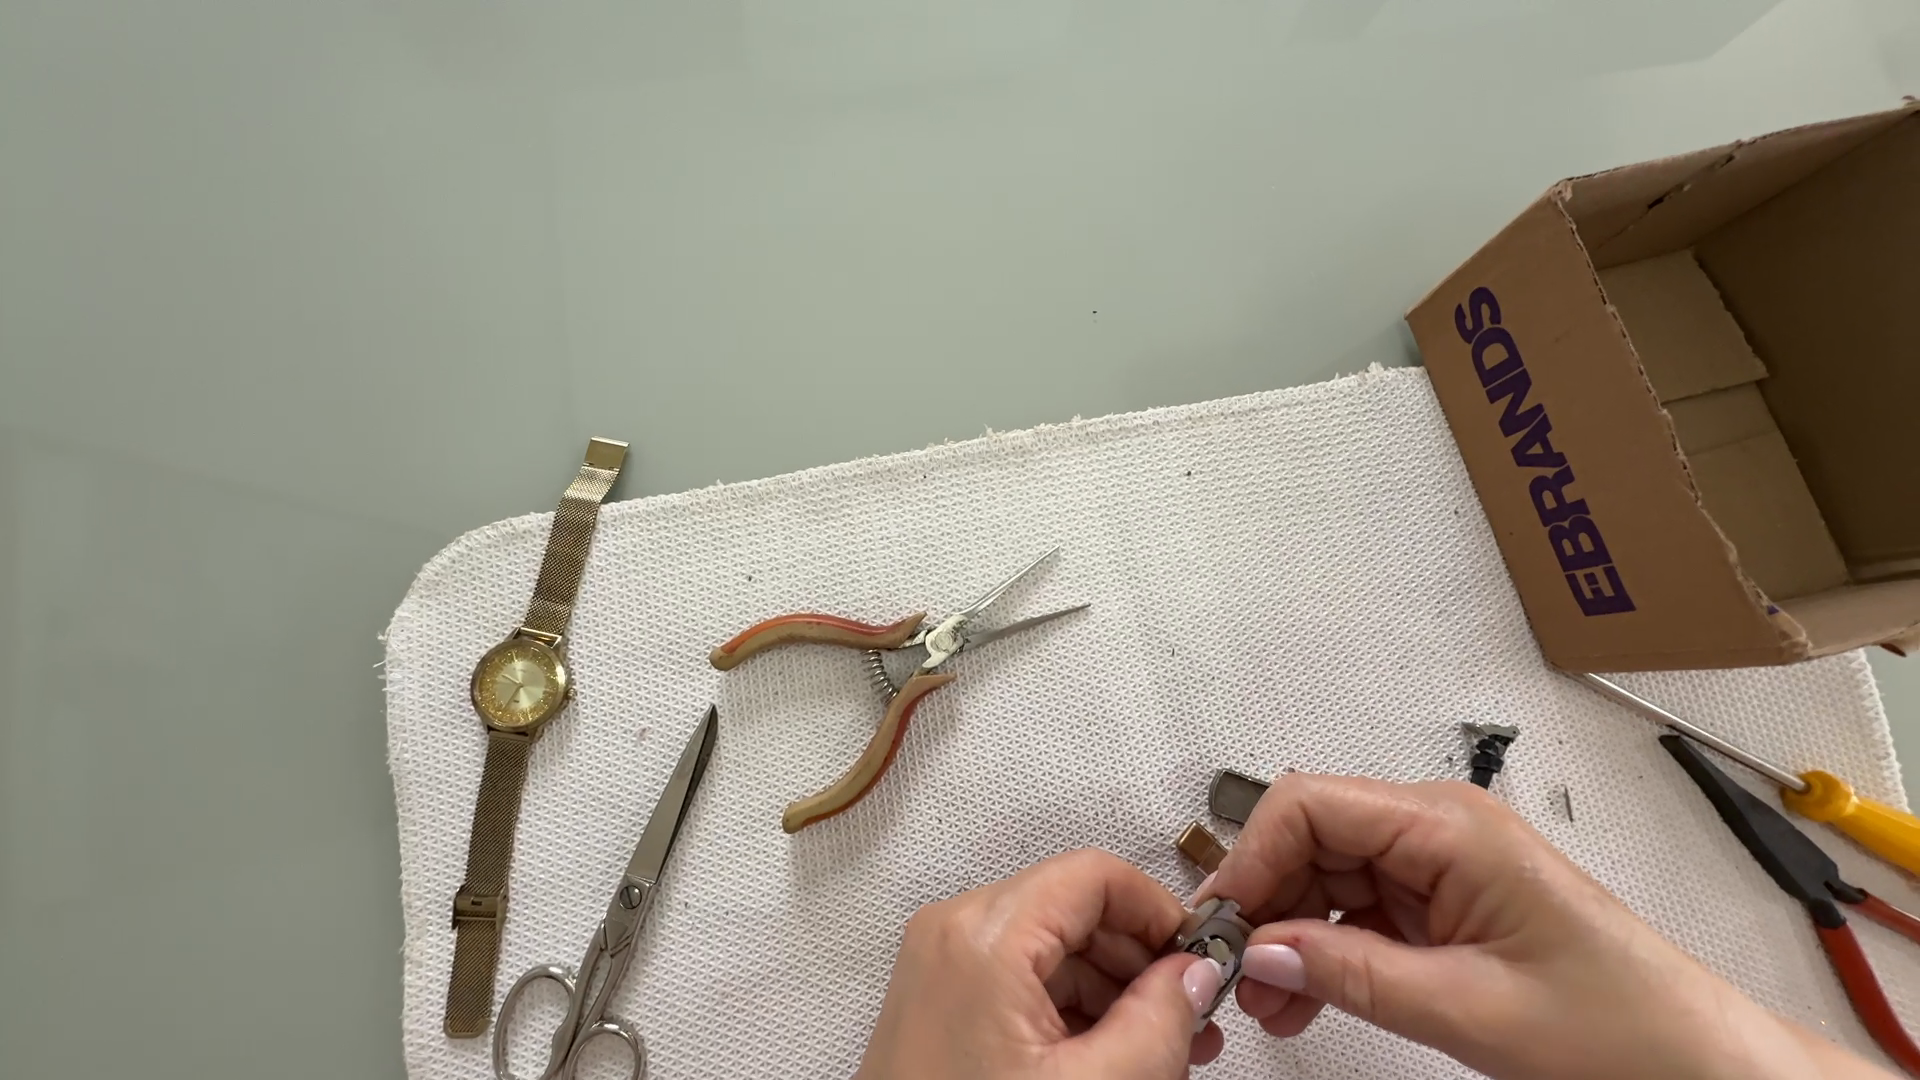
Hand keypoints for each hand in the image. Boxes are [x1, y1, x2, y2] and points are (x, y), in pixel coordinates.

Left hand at [855, 849, 1224, 1079]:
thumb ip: (1159, 1022)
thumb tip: (1198, 971)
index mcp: (987, 931)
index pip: (1092, 875)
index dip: (1157, 909)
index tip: (1203, 959)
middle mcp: (956, 925)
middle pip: (1071, 906)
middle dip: (1139, 957)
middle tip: (1197, 1017)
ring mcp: (942, 958)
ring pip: (1049, 943)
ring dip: (1112, 987)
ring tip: (1169, 1046)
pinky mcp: (939, 993)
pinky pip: (1020, 975)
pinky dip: (1071, 1005)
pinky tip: (1114, 1052)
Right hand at [1201, 773, 1894, 1079]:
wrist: (1712, 1077)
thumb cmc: (1626, 1034)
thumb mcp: (1475, 1011)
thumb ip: (1355, 976)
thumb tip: (1259, 950)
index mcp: (1445, 824)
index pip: (1311, 805)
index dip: (1255, 854)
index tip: (1224, 917)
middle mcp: (1428, 827)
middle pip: (1308, 838)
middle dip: (1264, 900)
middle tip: (1234, 966)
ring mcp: (1428, 863)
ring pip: (1320, 877)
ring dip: (1286, 933)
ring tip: (1264, 997)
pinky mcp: (1430, 900)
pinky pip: (1350, 912)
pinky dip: (1319, 951)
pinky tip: (1299, 995)